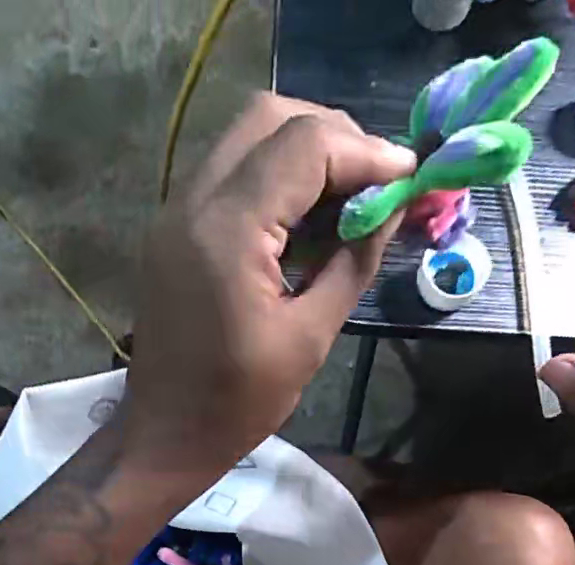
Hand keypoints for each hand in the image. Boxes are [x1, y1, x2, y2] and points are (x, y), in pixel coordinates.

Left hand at [124, 93, 416, 478]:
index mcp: (226, 232)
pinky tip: (305, 220)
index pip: (304, 146)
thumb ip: (353, 263)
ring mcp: (174, 213)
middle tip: (376, 183)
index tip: (409, 175)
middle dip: (334, 138)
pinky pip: (229, 175)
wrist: (165, 436)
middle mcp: (192, 203)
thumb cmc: (238, 404)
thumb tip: (390, 207)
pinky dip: (274, 179)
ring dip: (304, 153)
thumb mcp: (308, 339)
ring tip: (349, 199)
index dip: (366, 152)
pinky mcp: (173, 231)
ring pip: (247, 140)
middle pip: (269, 118)